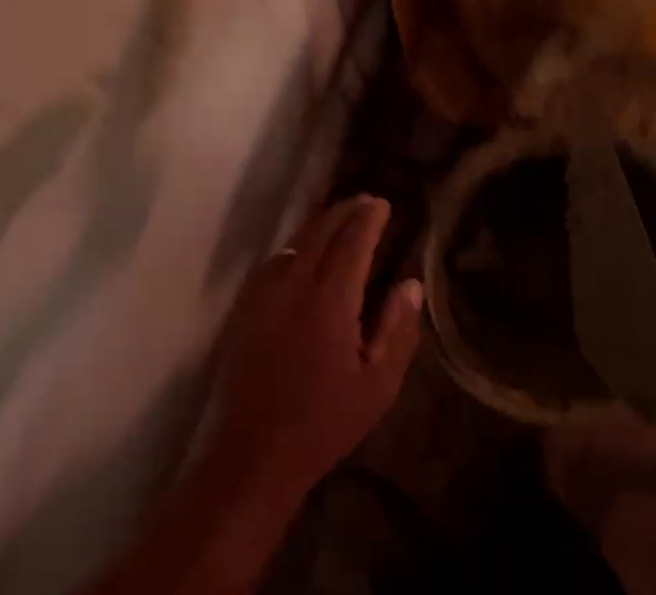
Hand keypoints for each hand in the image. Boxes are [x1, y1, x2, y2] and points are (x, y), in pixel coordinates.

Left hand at [209, 195, 424, 498]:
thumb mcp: (378, 384)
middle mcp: (293, 286)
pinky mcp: (244, 310)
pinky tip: (303, 255)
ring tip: (339, 220)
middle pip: (320, 232)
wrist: (254, 453)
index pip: (352, 242)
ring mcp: (263, 296)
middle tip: (365, 202)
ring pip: (293, 244)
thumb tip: (411, 283)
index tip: (382, 203)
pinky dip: (294, 247)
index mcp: (330, 301)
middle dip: (344, 212)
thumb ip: (398, 329)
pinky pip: (272, 263)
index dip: (368, 218)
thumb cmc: (325, 423)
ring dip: (318, 225)